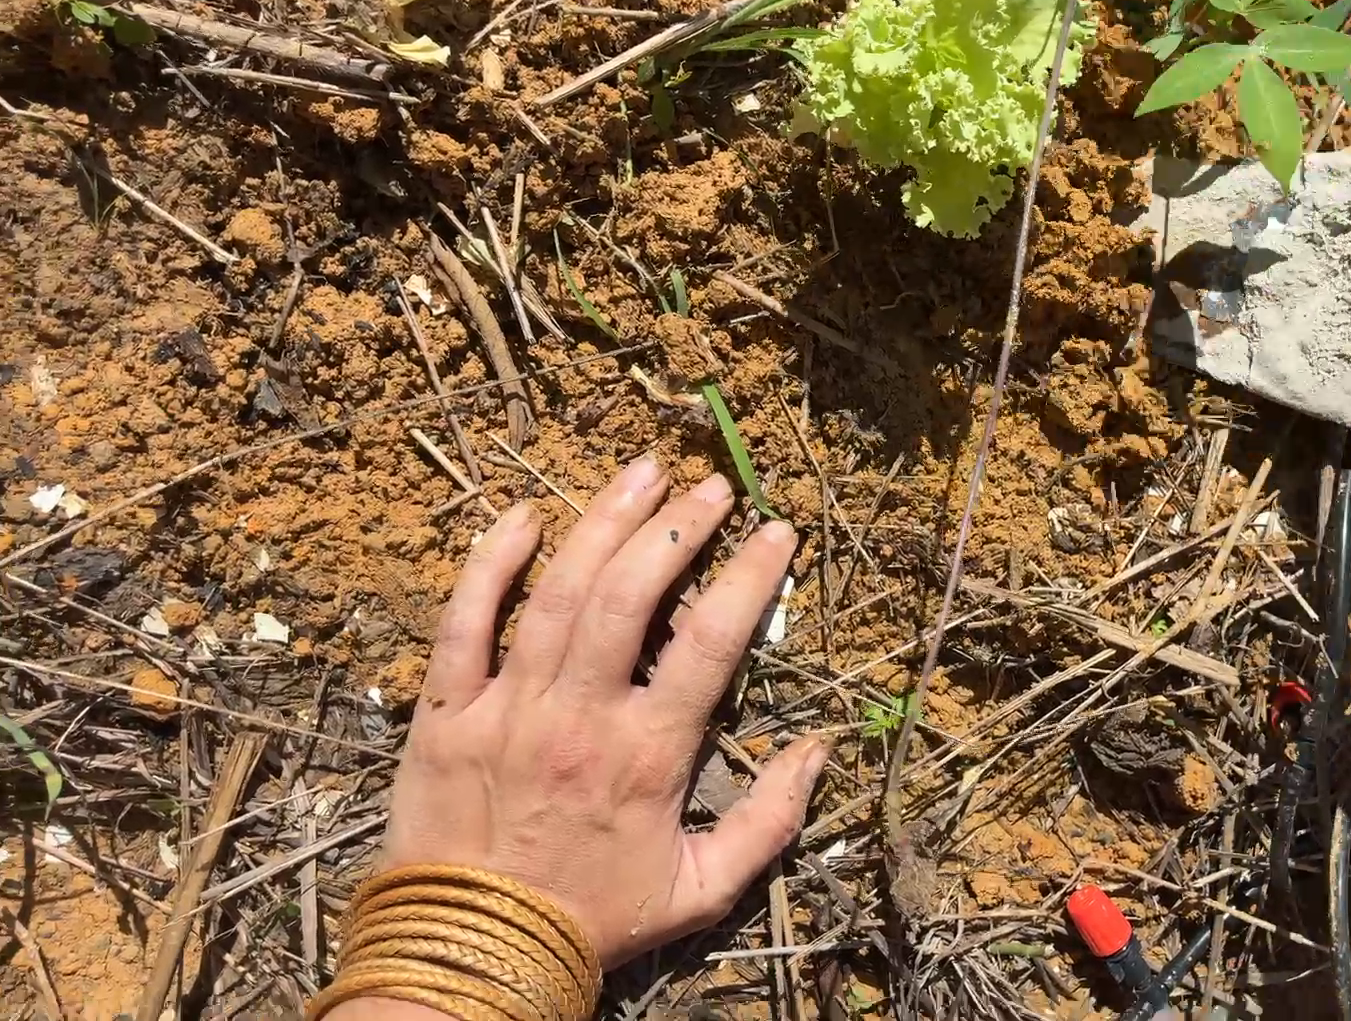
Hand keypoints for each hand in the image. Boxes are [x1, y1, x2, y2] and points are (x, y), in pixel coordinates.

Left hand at [374, 460, 822, 968]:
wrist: (464, 968)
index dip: (749, 577)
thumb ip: (771, 820)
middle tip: (712, 488)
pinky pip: (460, 624)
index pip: (710, 642)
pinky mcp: (442, 715)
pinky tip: (525, 516)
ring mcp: (504, 709)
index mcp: (646, 756)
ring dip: (605, 522)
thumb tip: (819, 749)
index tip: (776, 533)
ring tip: (645, 471)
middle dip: (678, 528)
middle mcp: (579, 717)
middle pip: (630, 595)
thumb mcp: (703, 887)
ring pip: (557, 592)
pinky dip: (491, 564)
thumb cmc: (596, 918)